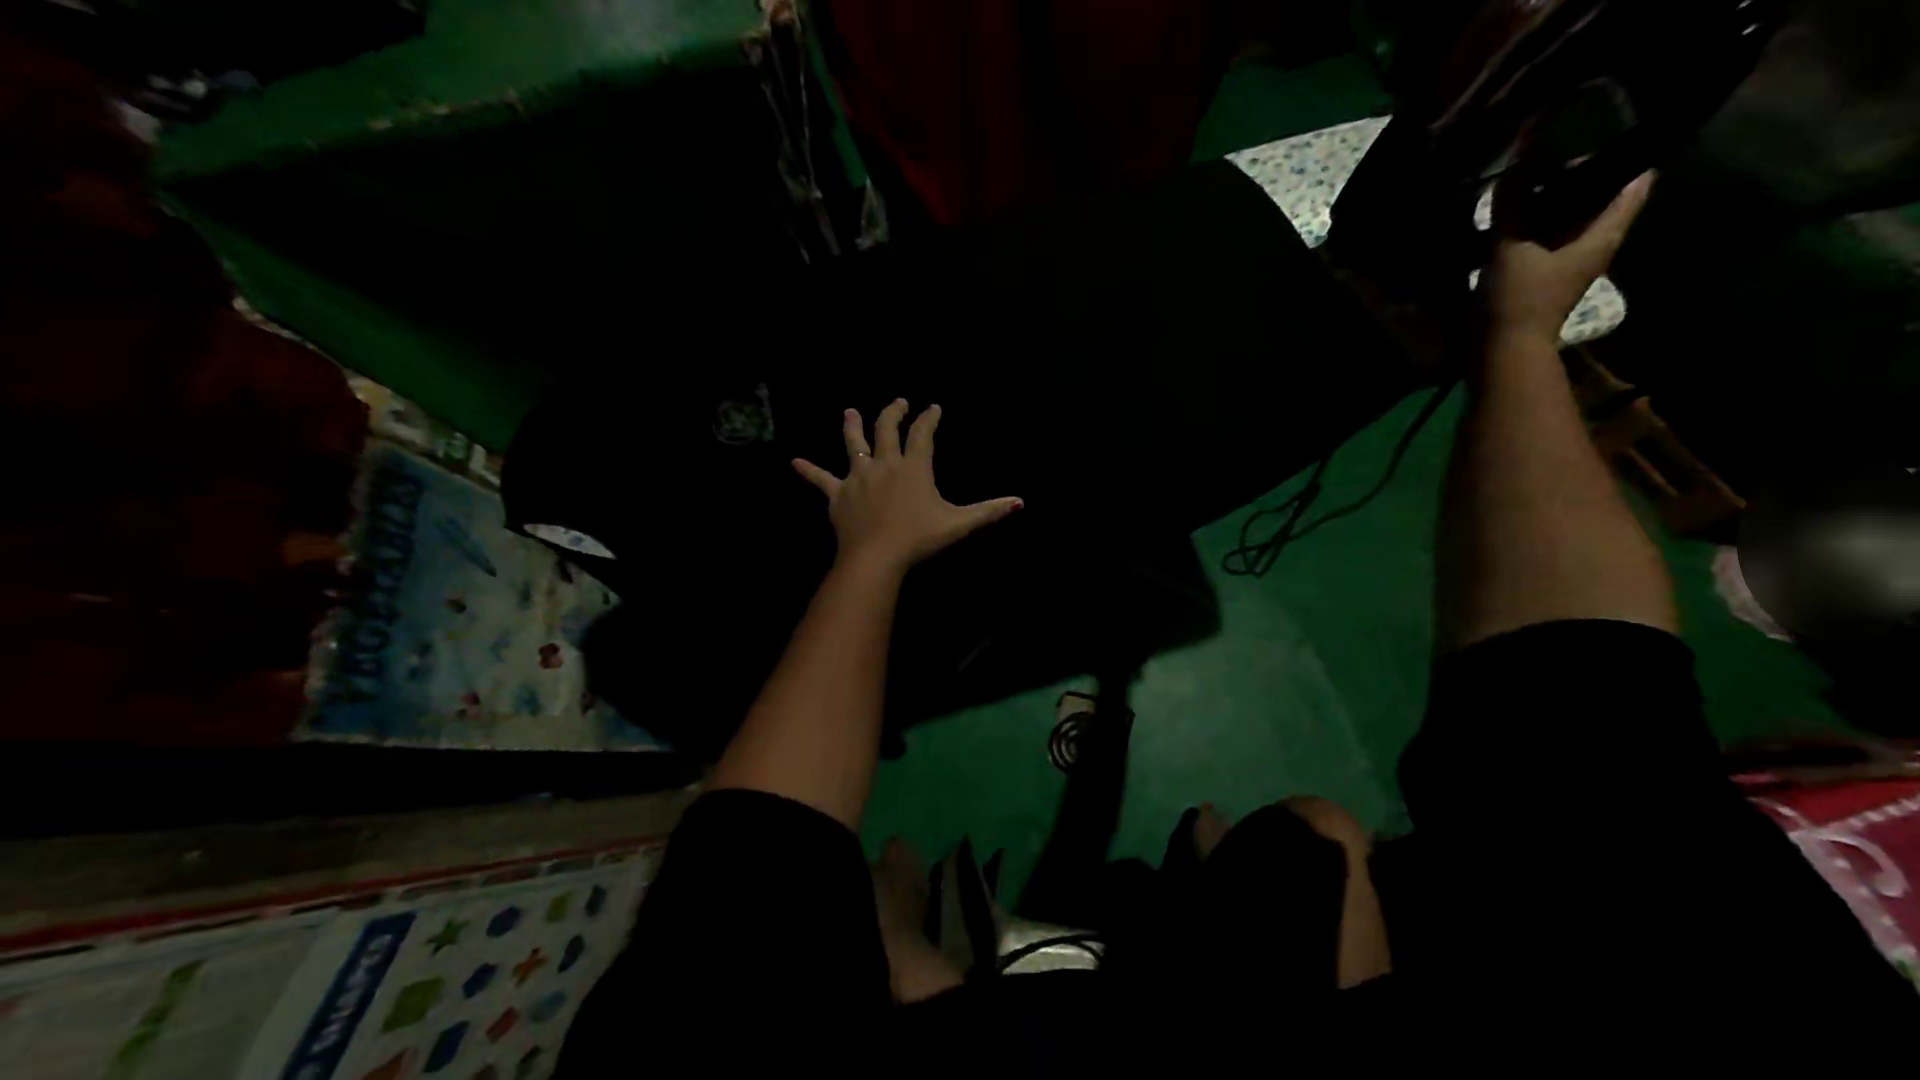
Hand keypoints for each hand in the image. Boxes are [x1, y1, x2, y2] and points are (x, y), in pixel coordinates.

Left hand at [793, 399, 1022, 574]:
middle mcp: (884, 463)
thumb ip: (989, 511)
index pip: (923, 433)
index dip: (929, 418)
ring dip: (851, 426)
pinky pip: (821, 480)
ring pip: (852, 444)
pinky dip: (808, 471)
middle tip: (898, 401)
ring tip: (849, 410)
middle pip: (886, 429)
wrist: (876, 556)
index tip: (933, 407)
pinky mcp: (837, 495)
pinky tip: (794, 462)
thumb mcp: (959, 524)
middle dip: (893, 412)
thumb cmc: (919, 538)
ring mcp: (858, 477)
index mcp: (913, 467)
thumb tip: (1020, 502)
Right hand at [1484, 170, 1653, 343]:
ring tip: (1517, 194)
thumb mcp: (1510, 247)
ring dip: (1549, 205)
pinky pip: (1547, 240)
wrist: (1502, 350)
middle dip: (1573, 181)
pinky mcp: (1546, 277)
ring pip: (1570, 220)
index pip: (1634, 183)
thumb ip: (1511, 206)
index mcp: (1604, 234)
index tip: (1582, 151)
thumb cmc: (1517, 299)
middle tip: (1535, 171)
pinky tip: (1507, 224)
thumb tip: (1515, 164)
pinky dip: (1534, 227)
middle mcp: (1596, 244)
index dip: (1616, 160)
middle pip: (1598, 199)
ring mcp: (1570, 263)